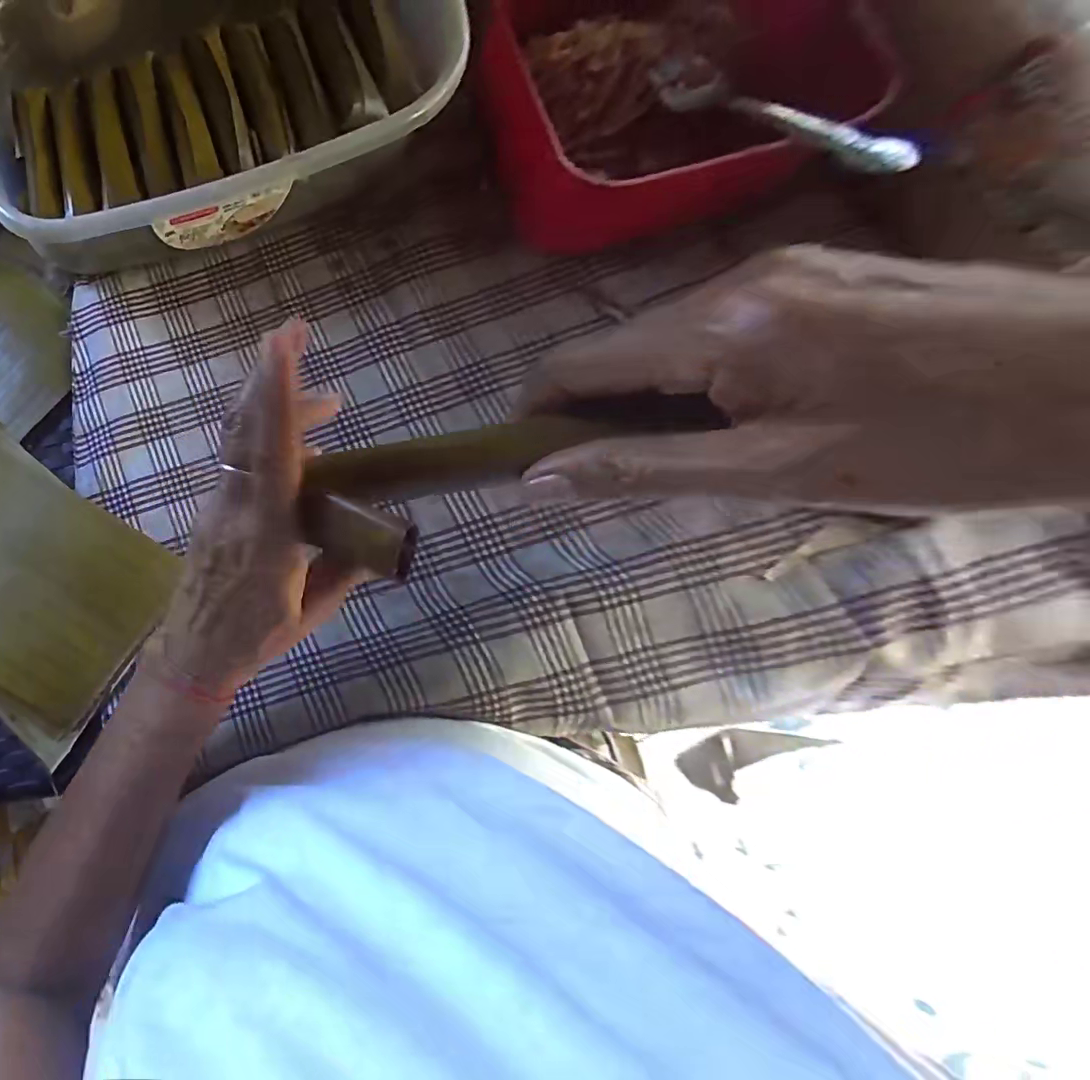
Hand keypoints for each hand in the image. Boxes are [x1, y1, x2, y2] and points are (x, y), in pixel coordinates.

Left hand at [146, 320, 369, 702]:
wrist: (192, 651)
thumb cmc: (254, 637)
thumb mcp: (311, 610)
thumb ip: (346, 569)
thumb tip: (382, 537)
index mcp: (267, 534)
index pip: (274, 453)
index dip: (279, 397)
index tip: (282, 347)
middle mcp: (237, 508)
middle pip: (246, 429)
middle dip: (267, 375)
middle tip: (292, 330)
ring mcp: (219, 505)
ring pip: (238, 439)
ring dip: (271, 403)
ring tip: (325, 396)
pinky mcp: (212, 508)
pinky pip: (237, 459)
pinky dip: (264, 435)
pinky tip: (298, 441)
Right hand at [514, 246, 1089, 512]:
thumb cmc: (952, 445)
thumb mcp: (778, 474)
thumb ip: (640, 470)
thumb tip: (534, 478)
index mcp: (719, 328)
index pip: (573, 364)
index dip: (534, 412)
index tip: (529, 461)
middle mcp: (735, 280)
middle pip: (614, 349)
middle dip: (597, 408)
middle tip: (629, 470)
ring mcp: (778, 267)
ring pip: (661, 337)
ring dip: (650, 391)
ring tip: (702, 443)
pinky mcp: (812, 270)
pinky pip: (712, 323)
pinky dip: (696, 369)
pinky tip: (747, 404)